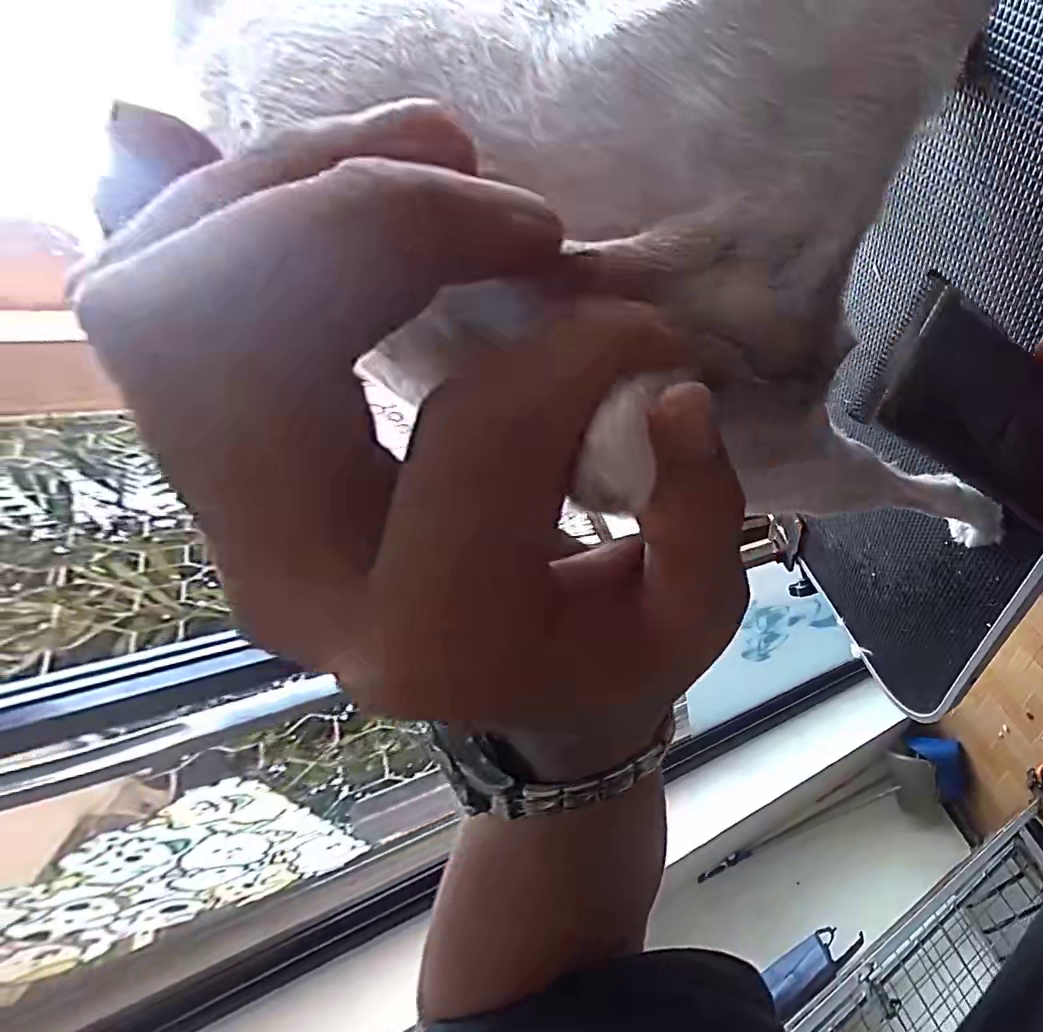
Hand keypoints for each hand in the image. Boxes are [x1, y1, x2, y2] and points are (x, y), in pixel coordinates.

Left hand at [69, 100, 747, 763]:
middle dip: (385, 229)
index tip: (665, 336)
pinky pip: (156, 327)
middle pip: (238, 350)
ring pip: (165, 315)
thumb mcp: (700, 611)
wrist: (536, 696)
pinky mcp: (228, 485)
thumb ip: (701, 516)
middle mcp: (296, 586)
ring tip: (439, 154)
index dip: (586, 353)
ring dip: (293, 194)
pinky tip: (207, 139)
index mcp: (443, 633)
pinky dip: (192, 215)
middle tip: (527, 215)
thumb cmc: (627, 657)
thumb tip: (680, 393)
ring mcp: (234, 533)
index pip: (484, 436)